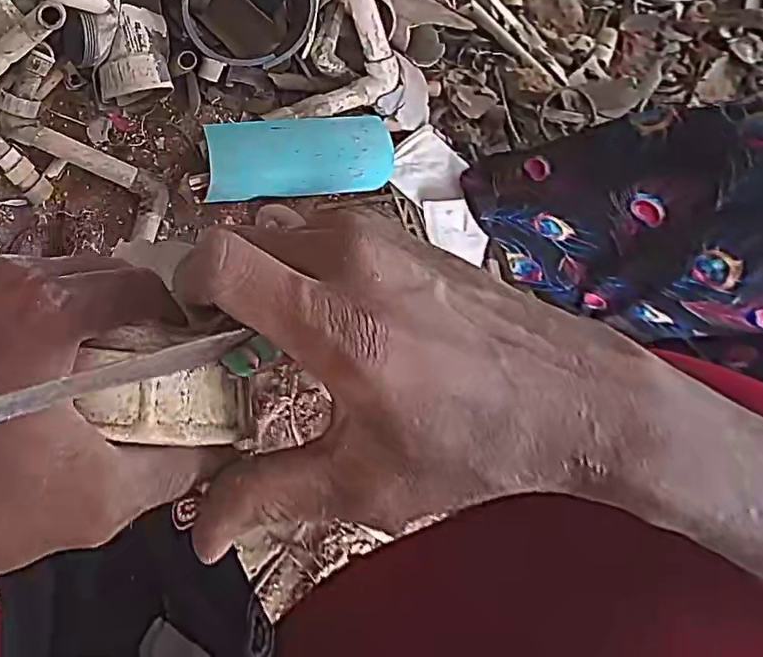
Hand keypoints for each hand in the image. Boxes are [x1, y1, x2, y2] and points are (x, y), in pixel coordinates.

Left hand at [0, 256, 223, 654]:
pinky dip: (71, 311)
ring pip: (77, 274)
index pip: (143, 286)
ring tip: (126, 365)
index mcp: (47, 306)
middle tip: (168, 362)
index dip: (182, 316)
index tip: (200, 348)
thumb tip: (216, 446)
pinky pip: (42, 286)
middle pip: (111, 272)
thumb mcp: (100, 495)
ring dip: (109, 309)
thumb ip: (175, 466)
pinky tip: (77, 360)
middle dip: (148, 311)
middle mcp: (15, 276)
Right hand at [174, 207, 667, 561]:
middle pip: (232, 240)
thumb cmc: (472, 444)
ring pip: (264, 228)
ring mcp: (365, 232)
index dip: (186, 284)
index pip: (221, 261)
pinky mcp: (381, 224)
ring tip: (273, 316)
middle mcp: (345, 259)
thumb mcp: (367, 484)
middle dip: (215, 281)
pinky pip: (302, 225)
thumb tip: (201, 538)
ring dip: (252, 267)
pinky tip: (318, 299)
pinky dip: (287, 256)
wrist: (575, 391)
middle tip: (228, 331)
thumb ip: (271, 496)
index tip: (194, 325)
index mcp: (337, 324)